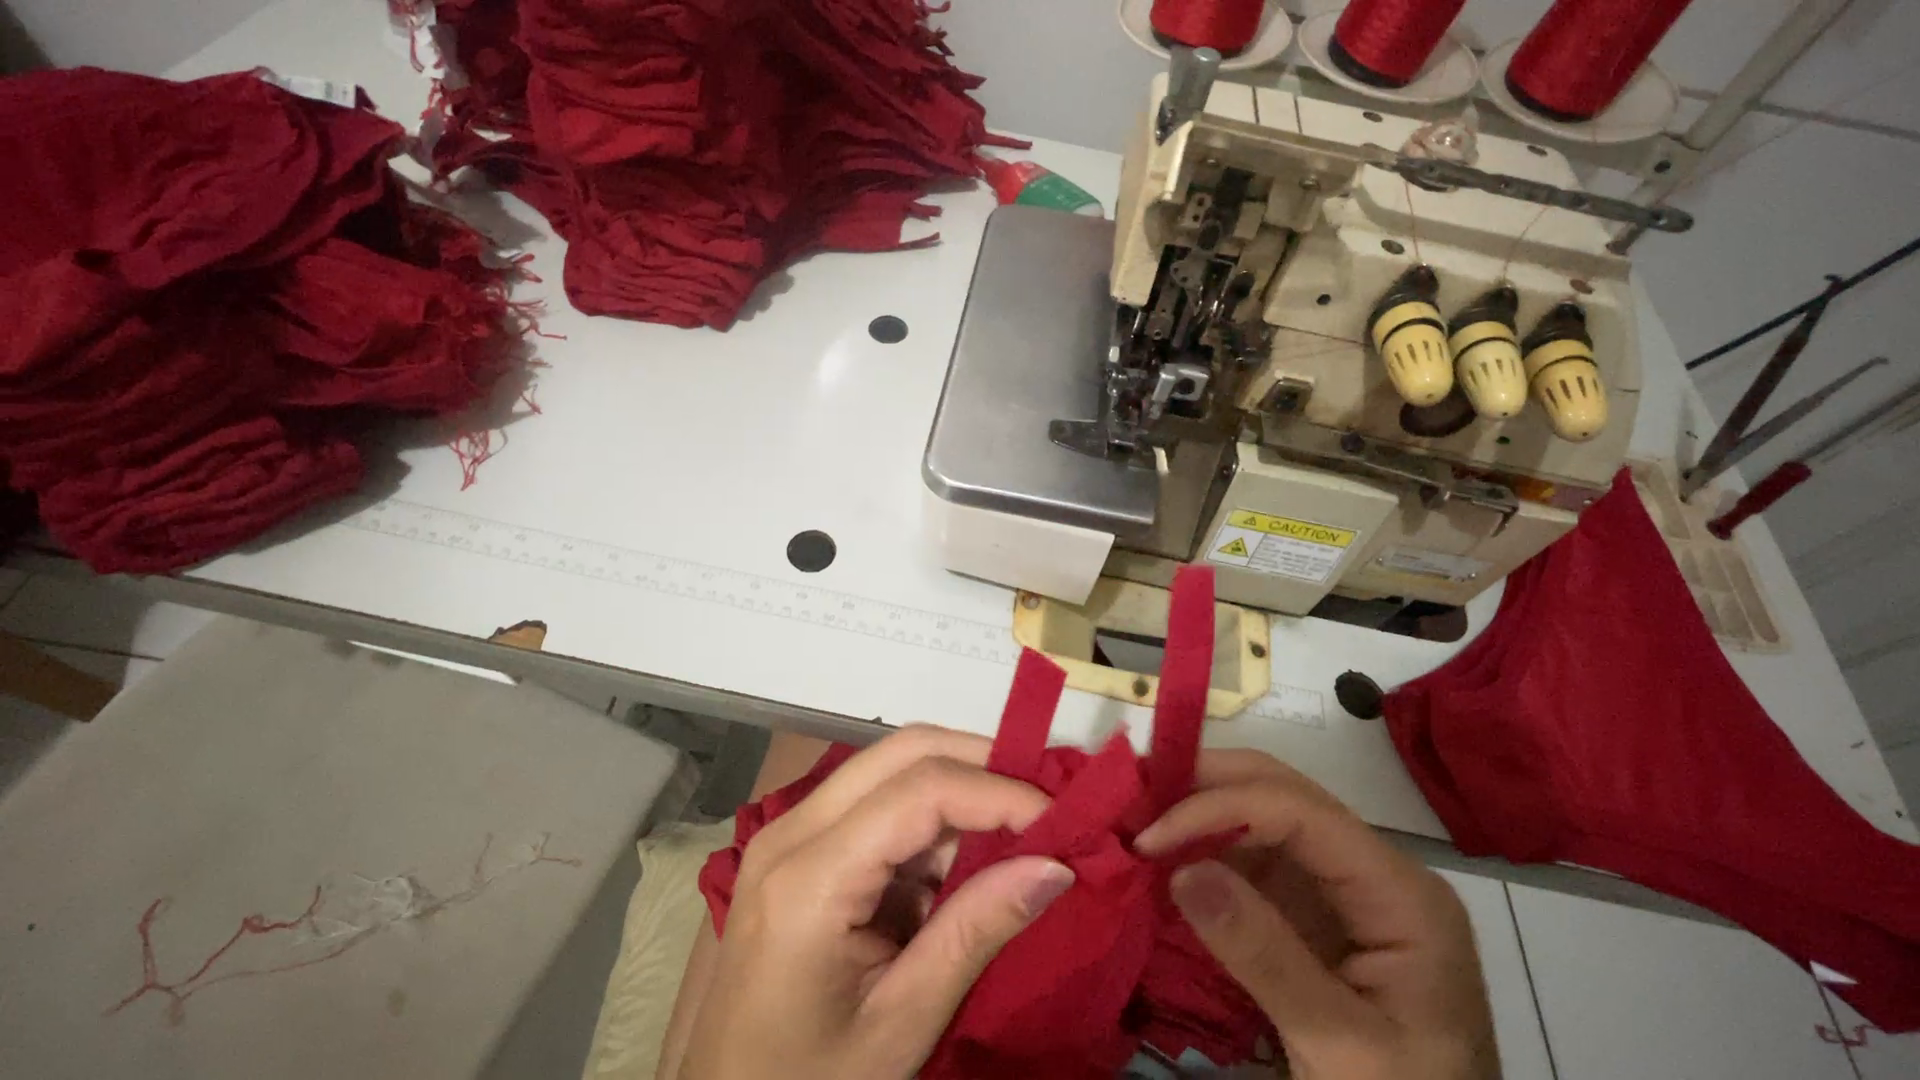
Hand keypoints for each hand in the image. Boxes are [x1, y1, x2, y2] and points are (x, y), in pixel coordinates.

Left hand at [677, 726, 1075, 1079]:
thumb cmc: (809, 1078)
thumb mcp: (902, 1021)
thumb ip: (975, 932)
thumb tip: (1056, 865)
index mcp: (809, 877)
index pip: (920, 790)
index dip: (1000, 792)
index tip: (1064, 820)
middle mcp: (792, 829)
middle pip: (903, 751)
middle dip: (984, 763)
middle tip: (1050, 802)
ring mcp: (791, 830)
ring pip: (892, 766)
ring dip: (963, 785)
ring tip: (1025, 827)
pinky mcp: (802, 844)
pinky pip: (880, 801)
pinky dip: (935, 817)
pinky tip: (972, 855)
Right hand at [1135, 750, 1498, 1079]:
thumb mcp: (1338, 1043)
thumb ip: (1264, 956)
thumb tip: (1182, 871)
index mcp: (1400, 893)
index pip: (1302, 812)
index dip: (1219, 806)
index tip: (1149, 836)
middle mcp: (1374, 872)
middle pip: (1286, 795)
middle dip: (1207, 785)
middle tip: (1132, 792)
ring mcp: (1345, 890)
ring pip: (1266, 819)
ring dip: (1200, 813)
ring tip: (1137, 819)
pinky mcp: (1316, 914)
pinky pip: (1258, 862)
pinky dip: (1208, 853)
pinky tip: (1168, 858)